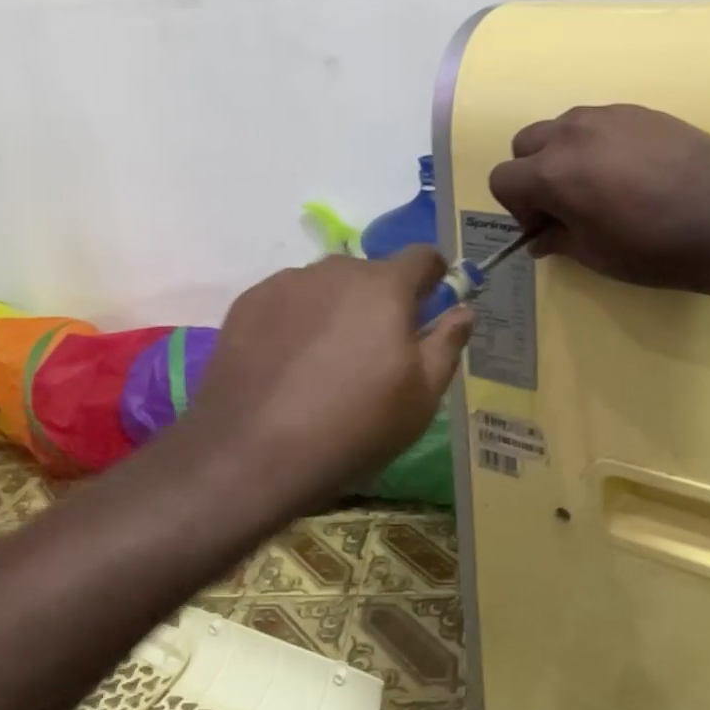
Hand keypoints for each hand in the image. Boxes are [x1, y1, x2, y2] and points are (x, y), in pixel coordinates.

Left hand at [186, 249, 472, 501]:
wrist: (252, 453)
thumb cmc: (355, 426)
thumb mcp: (422, 397)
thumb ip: (448, 344)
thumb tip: (463, 310)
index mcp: (385, 285)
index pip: (423, 256)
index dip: (433, 278)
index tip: (430, 307)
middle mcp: (335, 270)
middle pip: (371, 274)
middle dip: (381, 301)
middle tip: (375, 352)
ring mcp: (285, 284)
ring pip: (325, 287)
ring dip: (336, 310)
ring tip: (325, 362)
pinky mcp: (247, 304)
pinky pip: (286, 302)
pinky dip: (295, 322)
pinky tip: (287, 366)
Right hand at [489, 105, 709, 292]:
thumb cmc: (655, 247)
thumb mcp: (596, 255)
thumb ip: (558, 240)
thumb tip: (539, 238)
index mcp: (552, 172)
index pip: (503, 179)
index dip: (517, 208)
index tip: (545, 227)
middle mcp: (572, 134)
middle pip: (526, 144)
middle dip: (534, 174)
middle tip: (566, 204)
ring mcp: (608, 116)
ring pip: (563, 127)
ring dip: (564, 154)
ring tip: (600, 184)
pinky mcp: (640, 111)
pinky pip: (600, 122)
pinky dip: (599, 143)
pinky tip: (633, 172)